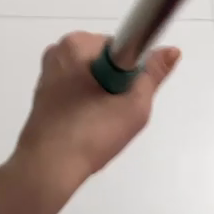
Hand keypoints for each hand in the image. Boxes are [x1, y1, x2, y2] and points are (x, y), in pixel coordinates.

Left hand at [8, 32, 180, 196]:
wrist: (47, 169)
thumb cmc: (91, 134)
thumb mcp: (133, 106)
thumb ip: (153, 75)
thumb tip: (172, 50)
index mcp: (75, 44)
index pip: (119, 47)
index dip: (130, 73)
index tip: (126, 96)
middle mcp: (57, 51)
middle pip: (104, 61)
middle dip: (115, 85)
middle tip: (115, 113)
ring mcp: (47, 72)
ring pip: (90, 76)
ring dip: (100, 96)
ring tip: (98, 123)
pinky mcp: (42, 92)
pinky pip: (75, 89)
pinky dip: (84, 103)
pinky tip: (85, 126)